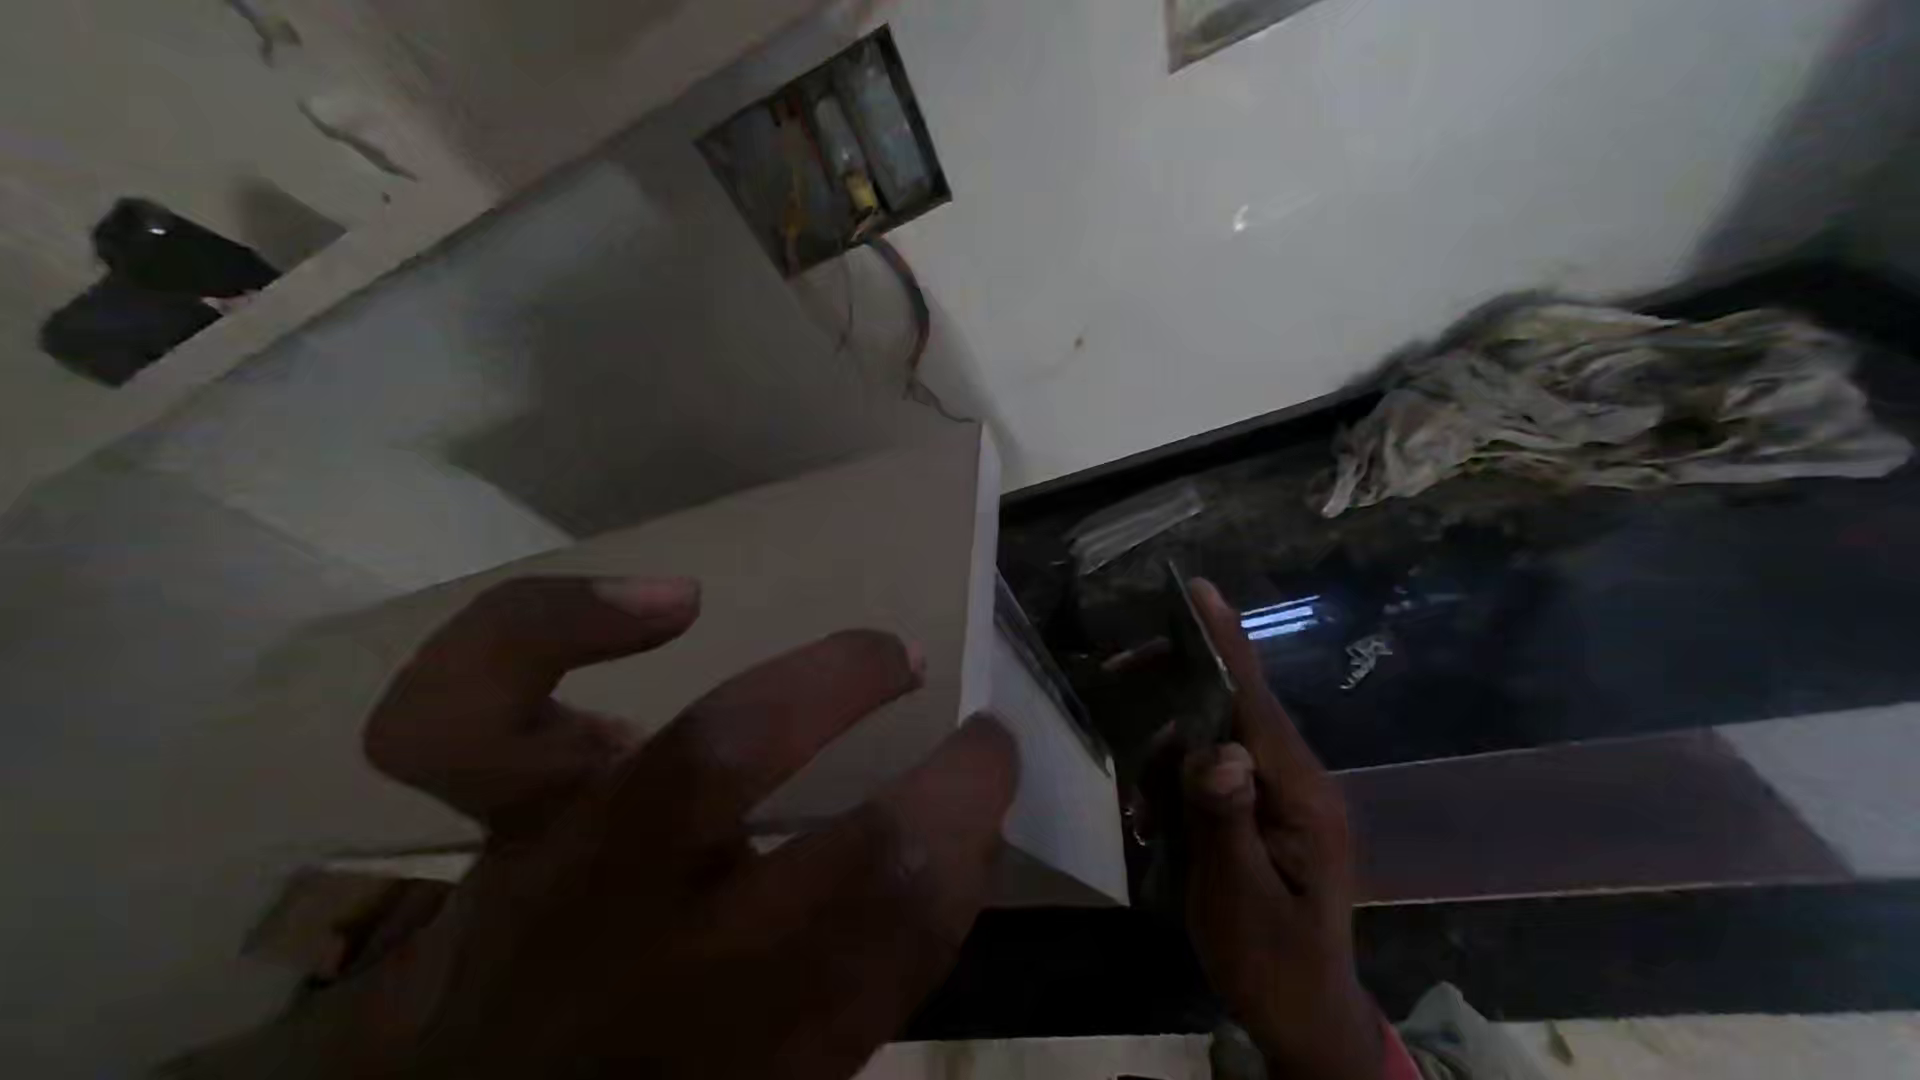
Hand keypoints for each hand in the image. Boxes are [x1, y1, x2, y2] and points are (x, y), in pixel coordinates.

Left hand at [319, 576, 1016, 1078]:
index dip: (970, 835)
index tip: (993, 760)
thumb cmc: (659, 1060)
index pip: (903, 946)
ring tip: (880, 654)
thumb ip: (871, 978)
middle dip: (937, 792)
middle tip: (973, 730)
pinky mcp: (499, 810)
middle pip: (842, 874)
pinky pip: (466, 712)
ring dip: (822, 691)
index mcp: (758, 1047)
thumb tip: (959, 844)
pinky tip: (674, 602)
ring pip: (700, 762)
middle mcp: (664, 969)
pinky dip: (557, 627)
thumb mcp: (784, 1061)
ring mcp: (566, 874)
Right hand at [1181, 580, 1381, 1079]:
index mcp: (1299, 793)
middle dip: (1174, 690)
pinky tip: (1155, 822)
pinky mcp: (1259, 808)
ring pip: (1210, 738)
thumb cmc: (1271, 960)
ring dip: (1166, 757)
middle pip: (1230, 705)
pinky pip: (1209, 772)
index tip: (1199, 590)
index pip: (1254, 700)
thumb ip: (1225, 819)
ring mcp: (1277, 794)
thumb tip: (1216, 749)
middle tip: (1119, 672)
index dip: (1224, 642)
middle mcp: (1292, 779)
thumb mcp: (1239, 896)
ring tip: (1143, 814)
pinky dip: (1173, 784)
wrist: (1303, 1015)